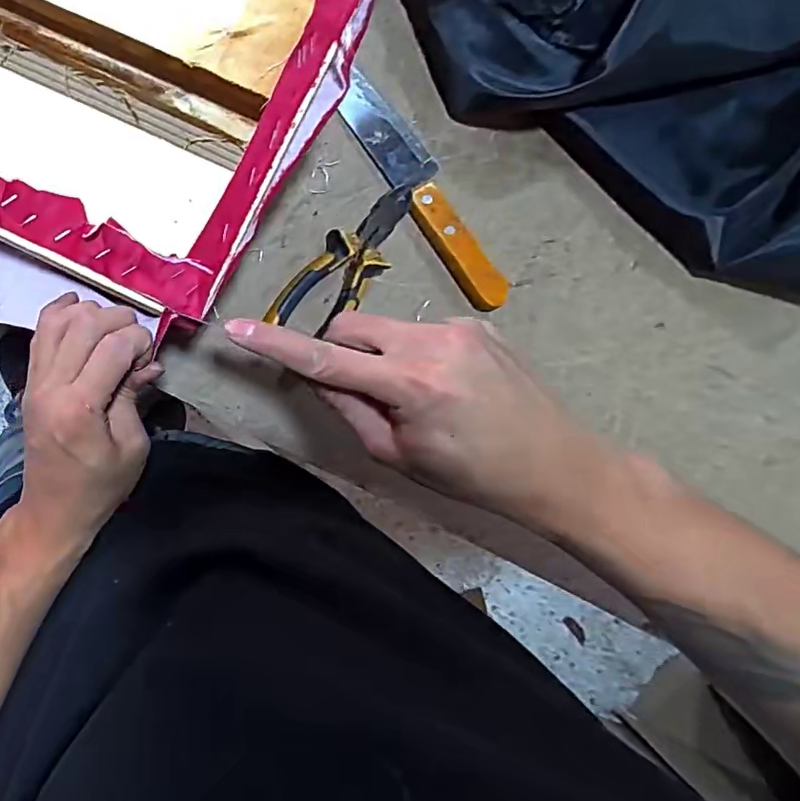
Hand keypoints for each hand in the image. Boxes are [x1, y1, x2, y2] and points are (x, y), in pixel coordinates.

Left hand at [9, 294, 161, 553]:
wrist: (53, 510)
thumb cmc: (98, 487)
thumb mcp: (132, 448)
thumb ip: (133, 395)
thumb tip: (145, 360)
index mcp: (79, 407)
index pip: (112, 346)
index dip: (140, 340)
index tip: (150, 358)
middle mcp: (50, 386)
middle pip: (84, 322)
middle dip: (119, 320)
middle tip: (135, 343)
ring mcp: (34, 382)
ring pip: (57, 319)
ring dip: (90, 312)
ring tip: (111, 330)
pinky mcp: (29, 382)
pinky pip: (39, 333)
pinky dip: (60, 313)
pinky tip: (80, 309)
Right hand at [224, 313, 628, 531]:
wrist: (560, 467)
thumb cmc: (473, 475)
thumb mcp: (396, 453)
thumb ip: (349, 408)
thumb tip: (316, 376)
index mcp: (412, 384)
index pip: (325, 359)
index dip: (276, 344)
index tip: (239, 330)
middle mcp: (434, 343)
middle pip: (349, 328)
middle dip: (334, 351)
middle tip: (350, 391)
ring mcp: (459, 328)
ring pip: (381, 328)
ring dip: (373, 354)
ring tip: (406, 395)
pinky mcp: (475, 325)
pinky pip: (415, 331)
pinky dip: (405, 353)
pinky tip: (437, 385)